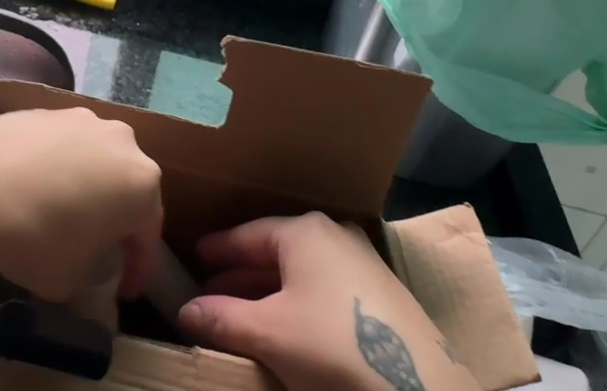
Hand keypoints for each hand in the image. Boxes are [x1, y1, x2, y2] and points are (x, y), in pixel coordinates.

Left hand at [0, 108, 162, 303]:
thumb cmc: (39, 239)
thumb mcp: (71, 281)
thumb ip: (88, 275)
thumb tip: (78, 270)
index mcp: (143, 183)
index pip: (148, 232)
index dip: (137, 266)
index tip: (124, 290)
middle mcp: (121, 142)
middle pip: (123, 184)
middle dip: (112, 215)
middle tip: (92, 245)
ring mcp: (81, 119)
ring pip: (91, 158)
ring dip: (81, 185)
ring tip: (54, 212)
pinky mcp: (45, 110)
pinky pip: (57, 145)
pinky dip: (50, 166)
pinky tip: (26, 188)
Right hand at [178, 213, 476, 390]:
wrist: (421, 387)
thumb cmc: (334, 345)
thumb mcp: (268, 334)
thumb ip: (222, 318)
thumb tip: (185, 310)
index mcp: (303, 231)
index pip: (246, 234)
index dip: (217, 249)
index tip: (193, 258)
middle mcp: (334, 235)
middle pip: (275, 250)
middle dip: (241, 275)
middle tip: (210, 294)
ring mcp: (363, 261)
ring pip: (302, 270)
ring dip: (270, 291)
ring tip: (243, 314)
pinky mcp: (382, 293)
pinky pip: (325, 286)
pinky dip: (299, 301)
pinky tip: (289, 326)